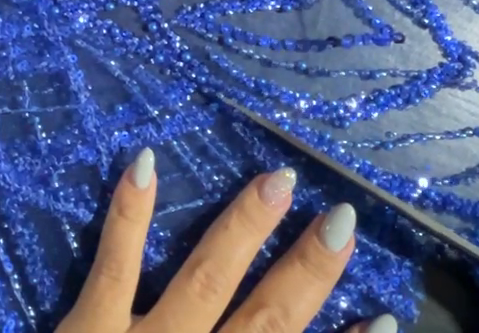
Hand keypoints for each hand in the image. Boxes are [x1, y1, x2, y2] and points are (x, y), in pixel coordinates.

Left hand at [56, 149, 395, 332]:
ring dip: (242, 230)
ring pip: (203, 279)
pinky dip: (129, 215)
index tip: (386, 316)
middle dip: (306, 272)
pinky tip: (144, 162)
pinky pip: (114, 265)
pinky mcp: (91, 327)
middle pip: (266, 322)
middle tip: (341, 218)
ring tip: (277, 181)